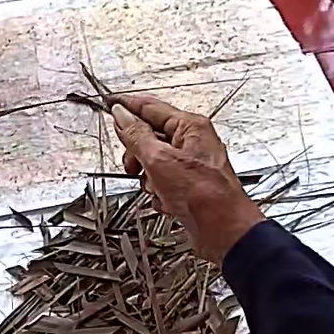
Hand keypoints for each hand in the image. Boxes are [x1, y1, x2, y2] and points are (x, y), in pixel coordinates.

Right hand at [109, 94, 263, 263]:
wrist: (223, 230)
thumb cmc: (204, 195)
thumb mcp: (159, 159)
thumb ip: (136, 135)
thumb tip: (122, 115)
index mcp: (190, 127)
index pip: (151, 107)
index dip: (127, 106)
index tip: (110, 103)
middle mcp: (193, 143)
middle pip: (151, 138)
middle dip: (137, 155)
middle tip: (132, 165)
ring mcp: (192, 166)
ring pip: (154, 164)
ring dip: (148, 179)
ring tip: (156, 188)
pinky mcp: (190, 188)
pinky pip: (163, 184)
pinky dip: (159, 193)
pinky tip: (166, 201)